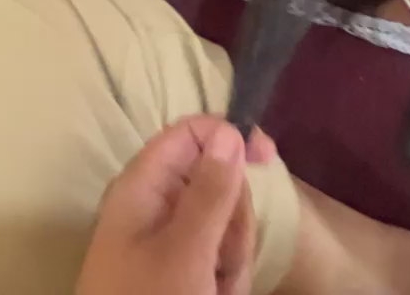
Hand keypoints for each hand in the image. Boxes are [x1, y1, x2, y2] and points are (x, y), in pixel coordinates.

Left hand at [77, 116, 278, 294]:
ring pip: (224, 223)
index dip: (228, 134)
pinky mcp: (182, 272)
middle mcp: (155, 206)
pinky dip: (225, 280)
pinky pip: (220, 258)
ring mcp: (170, 242)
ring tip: (215, 290)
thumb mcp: (183, 254)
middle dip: (232, 219)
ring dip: (231, 257)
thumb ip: (209, 191)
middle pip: (215, 179)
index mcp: (143, 186)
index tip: (266, 154)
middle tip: (221, 259)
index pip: (190, 133)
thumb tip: (230, 131)